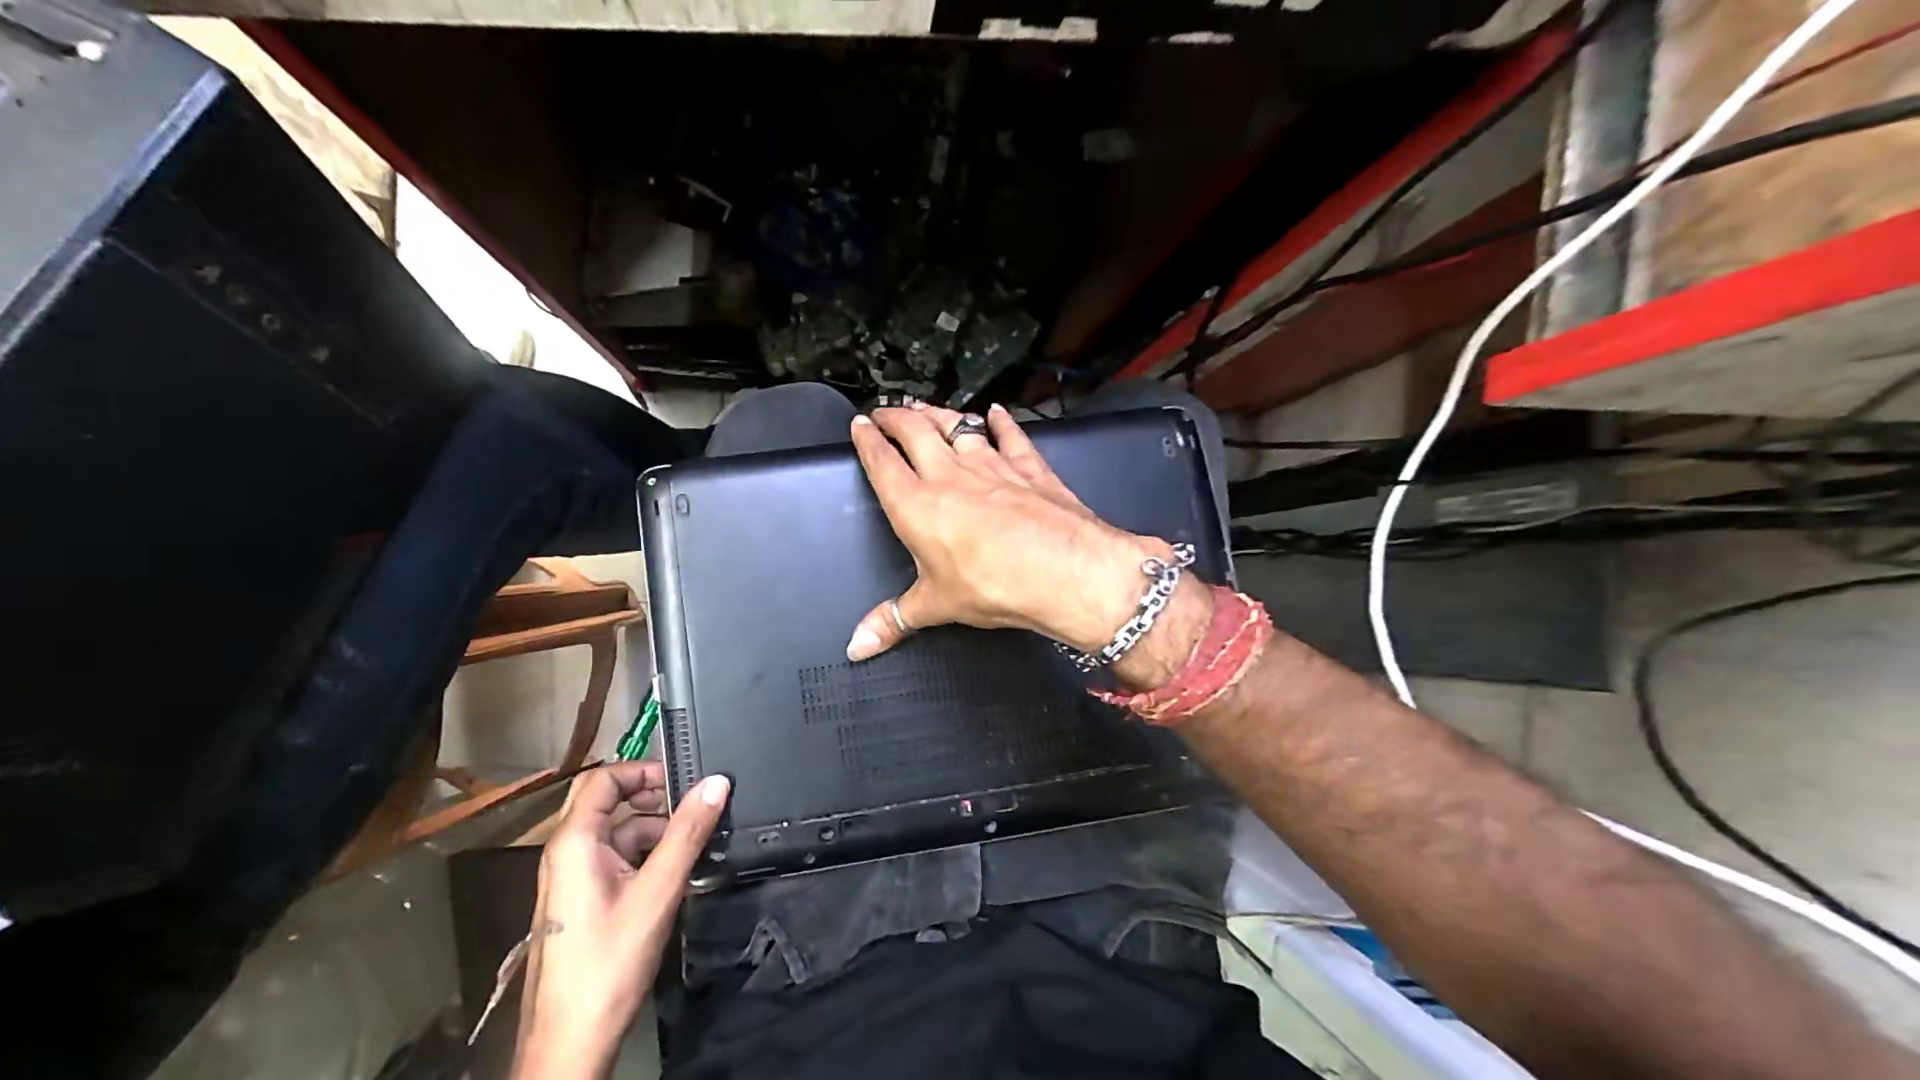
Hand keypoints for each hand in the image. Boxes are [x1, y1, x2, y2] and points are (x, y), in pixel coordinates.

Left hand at [511, 763, 730, 1079]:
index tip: (684, 779)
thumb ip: (688, 832)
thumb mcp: (658, 891)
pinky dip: (644, 855)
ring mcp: (571, 879)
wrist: (570, 1043)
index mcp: (574, 842)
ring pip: (615, 832)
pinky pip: (614, 859)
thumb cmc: (608, 963)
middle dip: (651, 796)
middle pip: (607, 802)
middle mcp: (566, 854)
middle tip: (691, 803)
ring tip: (693, 841)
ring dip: (653, 828)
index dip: (644, 769)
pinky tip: (674, 871)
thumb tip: (717, 783)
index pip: (604, 778)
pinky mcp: (581, 902)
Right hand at [846, 402, 1210, 688]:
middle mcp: (949, 474)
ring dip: (938, 413)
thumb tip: (859, 646)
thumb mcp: (936, 605)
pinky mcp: (1027, 466)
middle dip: (896, 416)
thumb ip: (893, 620)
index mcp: (916, 505)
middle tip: (887, 411)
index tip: (860, 426)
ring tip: (925, 407)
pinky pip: (1009, 435)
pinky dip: (1000, 421)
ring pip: (956, 425)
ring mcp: (991, 464)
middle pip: (914, 430)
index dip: (867, 440)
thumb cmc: (996, 585)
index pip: (882, 461)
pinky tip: (996, 412)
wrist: (1063, 570)